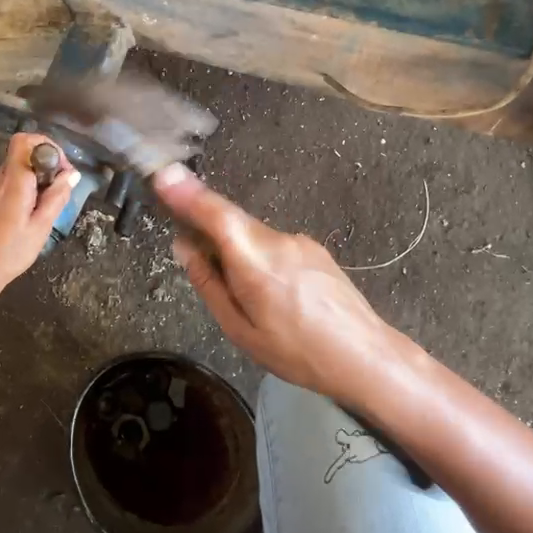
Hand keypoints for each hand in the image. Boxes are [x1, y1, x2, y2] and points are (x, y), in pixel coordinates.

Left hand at [0, 133, 80, 295]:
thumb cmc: (9, 252)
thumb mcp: (40, 227)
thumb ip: (56, 197)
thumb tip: (71, 174)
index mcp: (12, 181)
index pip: (24, 140)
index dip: (46, 145)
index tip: (61, 169)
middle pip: (21, 156)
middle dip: (44, 166)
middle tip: (58, 192)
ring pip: (13, 172)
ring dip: (32, 181)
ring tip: (43, 209)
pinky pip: (4, 186)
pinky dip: (19, 191)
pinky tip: (24, 218)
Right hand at [152, 164, 412, 406]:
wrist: (368, 358)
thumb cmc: (298, 353)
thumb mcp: (240, 330)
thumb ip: (209, 284)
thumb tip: (185, 247)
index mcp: (255, 262)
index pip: (216, 215)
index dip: (188, 193)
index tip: (163, 174)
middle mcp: (277, 240)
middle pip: (231, 223)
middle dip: (209, 234)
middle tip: (201, 265)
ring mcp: (299, 242)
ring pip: (252, 237)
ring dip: (238, 254)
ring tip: (253, 301)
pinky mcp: (314, 249)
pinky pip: (272, 245)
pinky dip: (260, 260)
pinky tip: (277, 297)